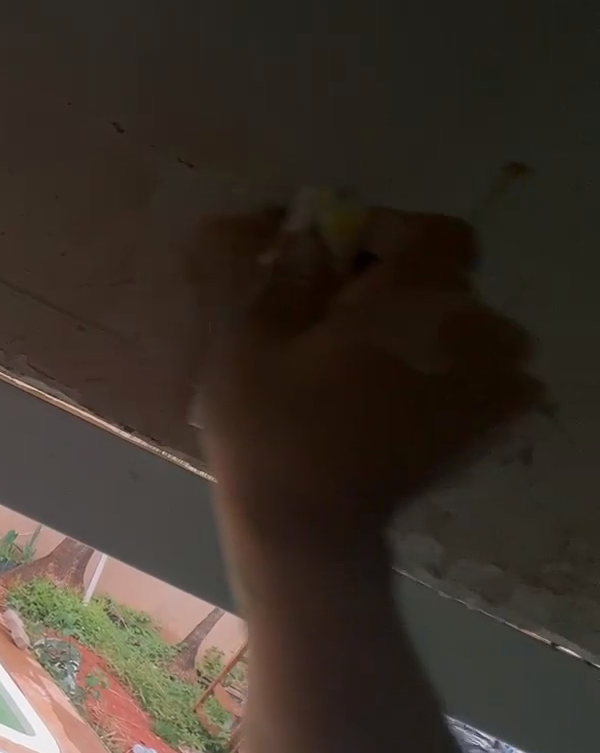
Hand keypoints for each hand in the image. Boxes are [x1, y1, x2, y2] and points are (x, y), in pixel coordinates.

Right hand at [190, 208, 540, 555]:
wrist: (308, 520)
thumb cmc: (268, 423)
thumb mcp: (251, 342)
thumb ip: (288, 277)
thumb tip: (305, 232)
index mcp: (424, 303)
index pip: (429, 232)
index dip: (376, 232)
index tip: (322, 258)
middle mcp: (485, 331)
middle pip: (440, 280)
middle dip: (380, 286)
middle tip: (315, 317)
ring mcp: (500, 379)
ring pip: (454, 324)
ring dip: (403, 325)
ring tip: (341, 360)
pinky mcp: (495, 418)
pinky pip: (466, 364)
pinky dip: (424, 362)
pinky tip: (370, 392)